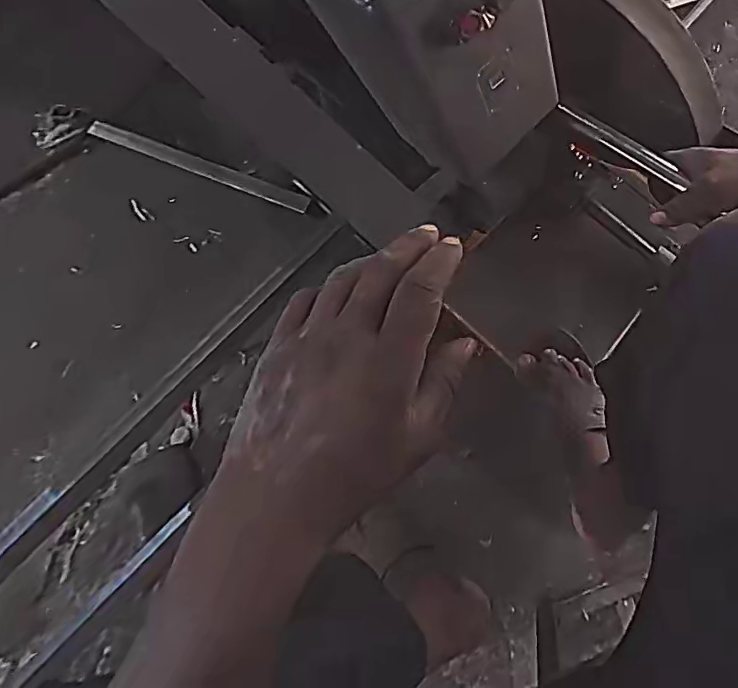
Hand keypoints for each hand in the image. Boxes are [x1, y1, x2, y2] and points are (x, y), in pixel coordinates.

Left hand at [219, 225, 479, 543]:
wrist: (273, 502)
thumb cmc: (354, 475)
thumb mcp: (418, 438)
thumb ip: (445, 383)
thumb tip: (464, 344)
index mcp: (389, 359)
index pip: (420, 291)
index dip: (440, 263)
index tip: (453, 248)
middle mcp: (348, 337)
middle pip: (382, 272)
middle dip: (410, 246)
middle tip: (429, 235)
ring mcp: (308, 338)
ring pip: (344, 278)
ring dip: (374, 259)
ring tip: (392, 255)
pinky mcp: (278, 348)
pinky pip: (306, 299)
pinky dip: (330, 284)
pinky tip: (340, 288)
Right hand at [649, 148, 737, 226]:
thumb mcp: (706, 194)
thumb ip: (678, 206)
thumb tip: (656, 216)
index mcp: (692, 156)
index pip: (657, 163)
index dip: (649, 178)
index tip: (637, 184)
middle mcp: (705, 165)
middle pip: (676, 189)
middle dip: (680, 206)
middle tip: (689, 214)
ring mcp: (721, 179)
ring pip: (696, 203)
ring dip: (702, 215)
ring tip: (714, 218)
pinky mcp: (735, 194)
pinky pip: (715, 211)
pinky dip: (718, 218)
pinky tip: (727, 221)